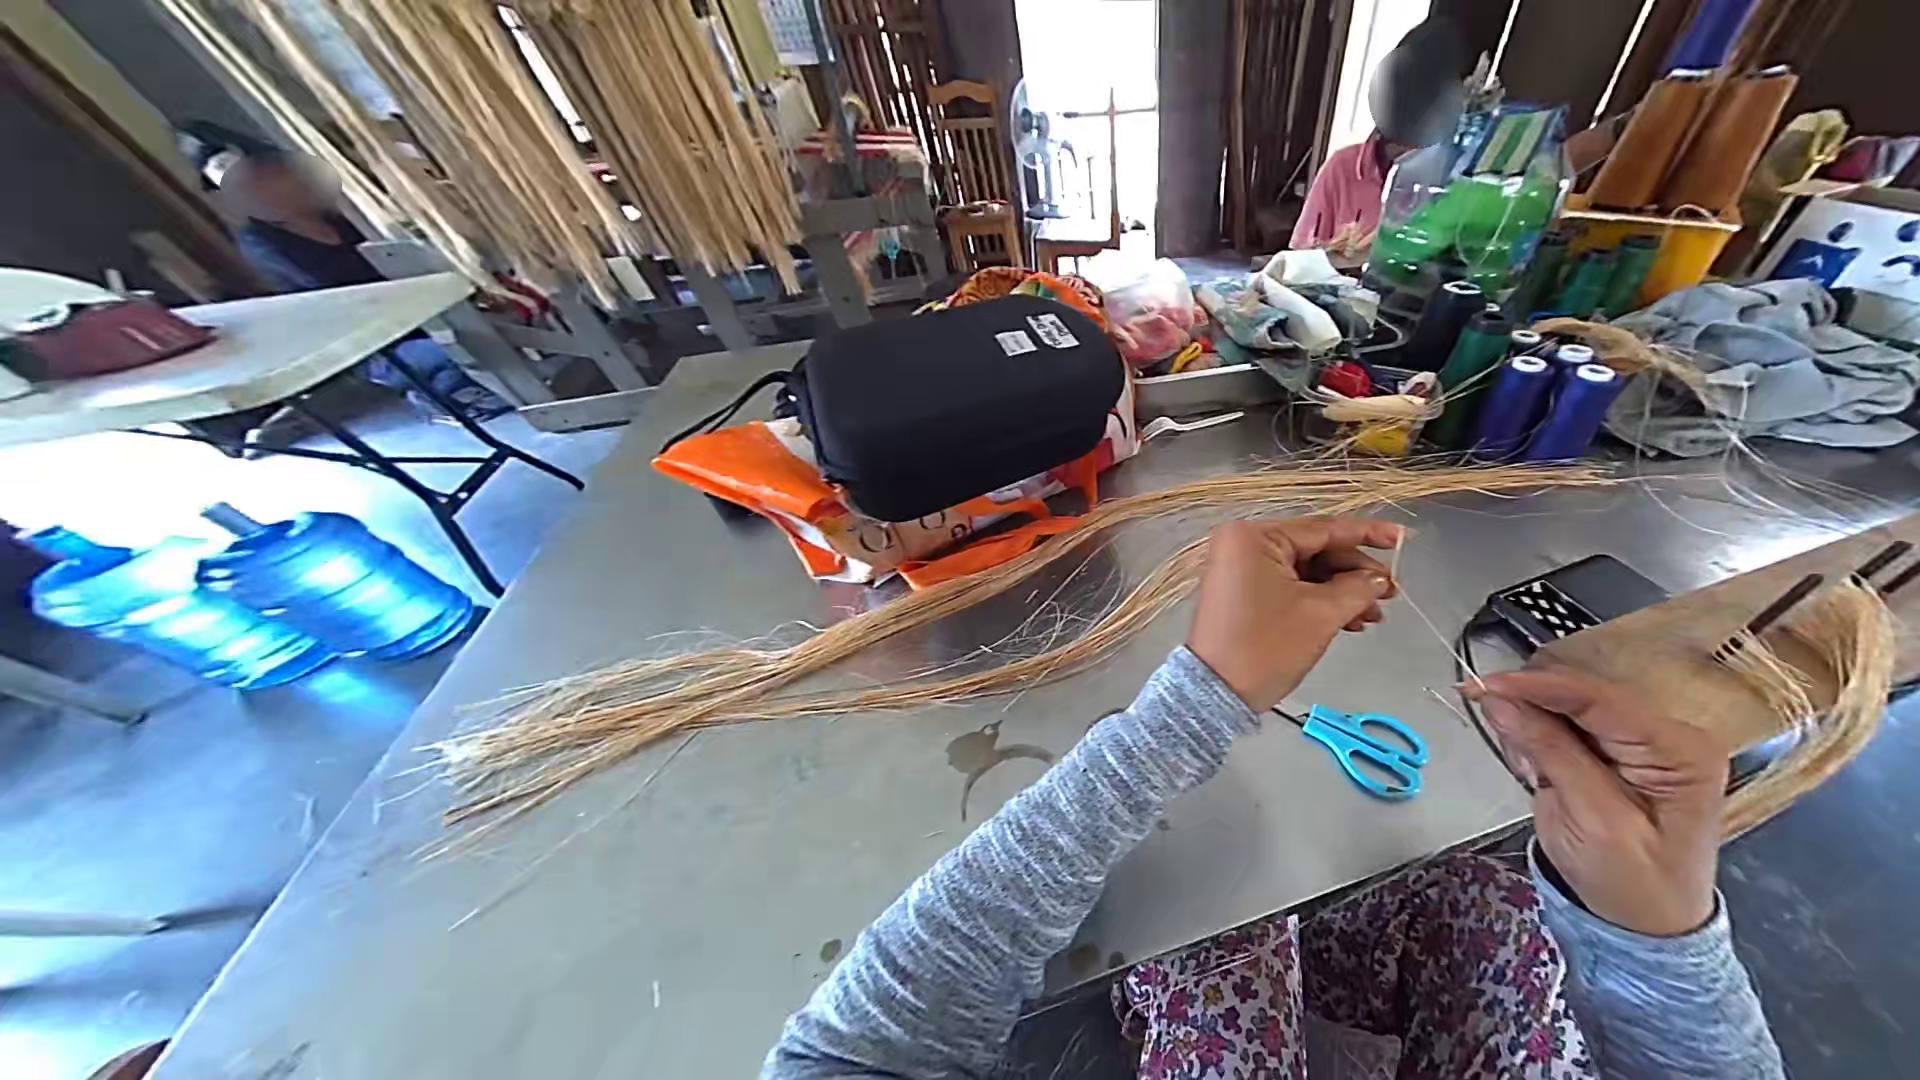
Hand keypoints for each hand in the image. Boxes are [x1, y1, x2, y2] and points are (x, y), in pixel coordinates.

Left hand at [1185, 517, 1400, 711]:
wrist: (1219, 689)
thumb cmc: (1264, 646)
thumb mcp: (1320, 613)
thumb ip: (1357, 587)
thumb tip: (1378, 579)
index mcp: (1252, 537)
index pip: (1321, 528)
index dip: (1366, 534)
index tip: (1402, 537)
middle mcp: (1241, 545)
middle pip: (1314, 549)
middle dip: (1355, 572)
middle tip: (1391, 592)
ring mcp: (1238, 568)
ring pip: (1304, 570)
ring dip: (1341, 590)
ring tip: (1372, 614)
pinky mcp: (1241, 591)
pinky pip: (1288, 585)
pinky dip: (1318, 599)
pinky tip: (1349, 619)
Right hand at [1468, 667, 1725, 936]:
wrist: (1641, 916)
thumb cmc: (1632, 876)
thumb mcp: (1592, 817)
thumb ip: (1550, 751)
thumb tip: (1498, 700)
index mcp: (1677, 749)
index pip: (1595, 697)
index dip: (1534, 685)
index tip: (1479, 685)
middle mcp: (1659, 733)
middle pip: (1575, 692)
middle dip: (1525, 704)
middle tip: (1494, 729)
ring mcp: (1631, 739)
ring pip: (1556, 702)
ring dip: (1525, 723)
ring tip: (1529, 769)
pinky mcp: (1603, 746)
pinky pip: (1550, 720)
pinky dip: (1527, 735)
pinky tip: (1535, 768)